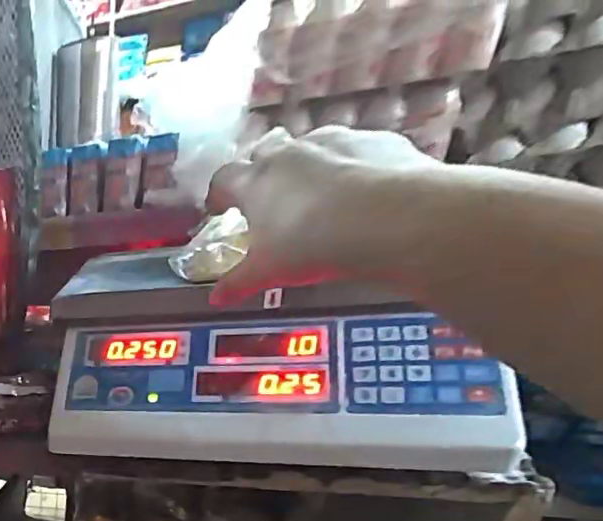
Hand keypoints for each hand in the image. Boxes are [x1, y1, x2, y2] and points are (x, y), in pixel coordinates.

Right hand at [205, 127, 441, 303]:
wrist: (387, 217)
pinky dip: (347, 167)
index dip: (218, 194)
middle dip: (260, 172)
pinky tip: (357, 191)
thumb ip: (239, 283)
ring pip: (309, 146)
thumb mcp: (268, 272)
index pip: (224, 179)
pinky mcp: (373, 140)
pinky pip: (352, 150)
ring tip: (313, 196)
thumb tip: (216, 299)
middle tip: (266, 200)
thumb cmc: (310, 245)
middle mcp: (290, 152)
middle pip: (264, 151)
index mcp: (256, 182)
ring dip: (304, 166)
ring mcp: (333, 140)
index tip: (218, 209)